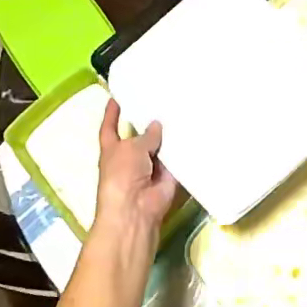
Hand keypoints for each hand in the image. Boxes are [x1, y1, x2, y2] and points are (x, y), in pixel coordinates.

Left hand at [93, 99, 177, 237]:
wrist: (136, 209)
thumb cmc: (122, 175)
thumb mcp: (131, 149)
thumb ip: (146, 136)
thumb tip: (156, 124)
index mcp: (112, 149)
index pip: (110, 127)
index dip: (112, 113)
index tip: (117, 97)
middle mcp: (131, 157)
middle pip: (140, 135)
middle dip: (149, 121)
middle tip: (163, 98)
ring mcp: (151, 167)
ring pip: (161, 146)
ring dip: (170, 134)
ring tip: (183, 108)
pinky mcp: (169, 176)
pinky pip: (178, 159)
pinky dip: (185, 149)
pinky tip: (196, 129)